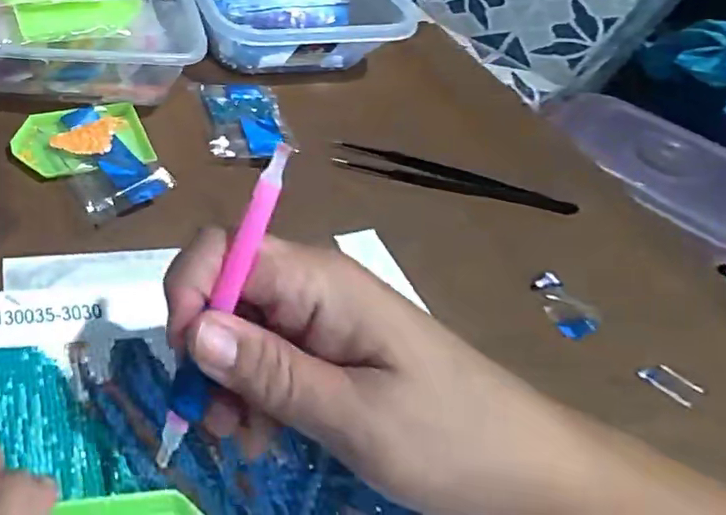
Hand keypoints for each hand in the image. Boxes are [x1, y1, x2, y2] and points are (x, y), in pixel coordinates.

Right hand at [164, 229, 725, 514]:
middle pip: (223, 286)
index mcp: (315, 278)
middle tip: (206, 412)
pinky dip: (249, 388)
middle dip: (202, 342)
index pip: (222, 248)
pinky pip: (263, 351)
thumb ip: (271, 372)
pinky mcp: (321, 344)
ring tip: (237, 434)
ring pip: (236, 323)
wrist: (542, 479)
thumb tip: (191, 331)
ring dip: (223, 374)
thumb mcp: (358, 418)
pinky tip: (259, 430)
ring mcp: (313, 313)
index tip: (184, 354)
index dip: (189, 289)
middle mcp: (306, 282)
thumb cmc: (456, 442)